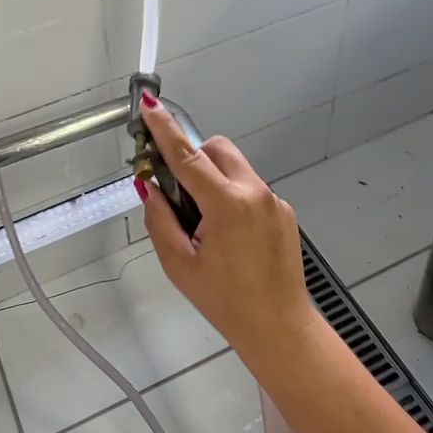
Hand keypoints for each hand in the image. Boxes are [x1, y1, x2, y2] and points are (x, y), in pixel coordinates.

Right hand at [136, 95, 319, 370]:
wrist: (279, 326)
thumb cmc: (227, 302)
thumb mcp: (179, 264)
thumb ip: (160, 219)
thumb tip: (149, 187)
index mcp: (227, 205)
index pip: (188, 156)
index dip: (165, 129)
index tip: (151, 107)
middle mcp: (254, 193)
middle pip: (217, 149)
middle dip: (194, 158)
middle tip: (179, 193)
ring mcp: (273, 200)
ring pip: (235, 166)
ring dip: (214, 178)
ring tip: (205, 223)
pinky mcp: (284, 211)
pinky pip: (251, 188)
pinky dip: (233, 196)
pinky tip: (230, 236)